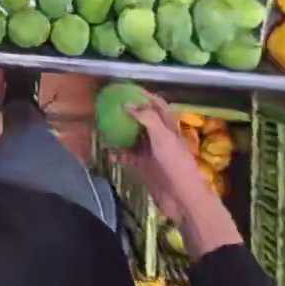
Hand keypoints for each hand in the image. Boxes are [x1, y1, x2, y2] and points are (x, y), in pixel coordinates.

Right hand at [114, 91, 241, 259]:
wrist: (182, 198)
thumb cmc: (176, 164)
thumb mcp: (163, 137)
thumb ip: (147, 118)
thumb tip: (127, 103)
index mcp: (168, 127)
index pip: (157, 105)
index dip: (145, 95)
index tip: (127, 88)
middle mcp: (159, 137)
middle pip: (142, 119)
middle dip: (128, 111)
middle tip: (109, 104)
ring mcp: (150, 152)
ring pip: (132, 137)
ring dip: (119, 131)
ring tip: (102, 124)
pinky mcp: (143, 167)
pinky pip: (126, 156)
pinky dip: (116, 152)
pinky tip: (106, 150)